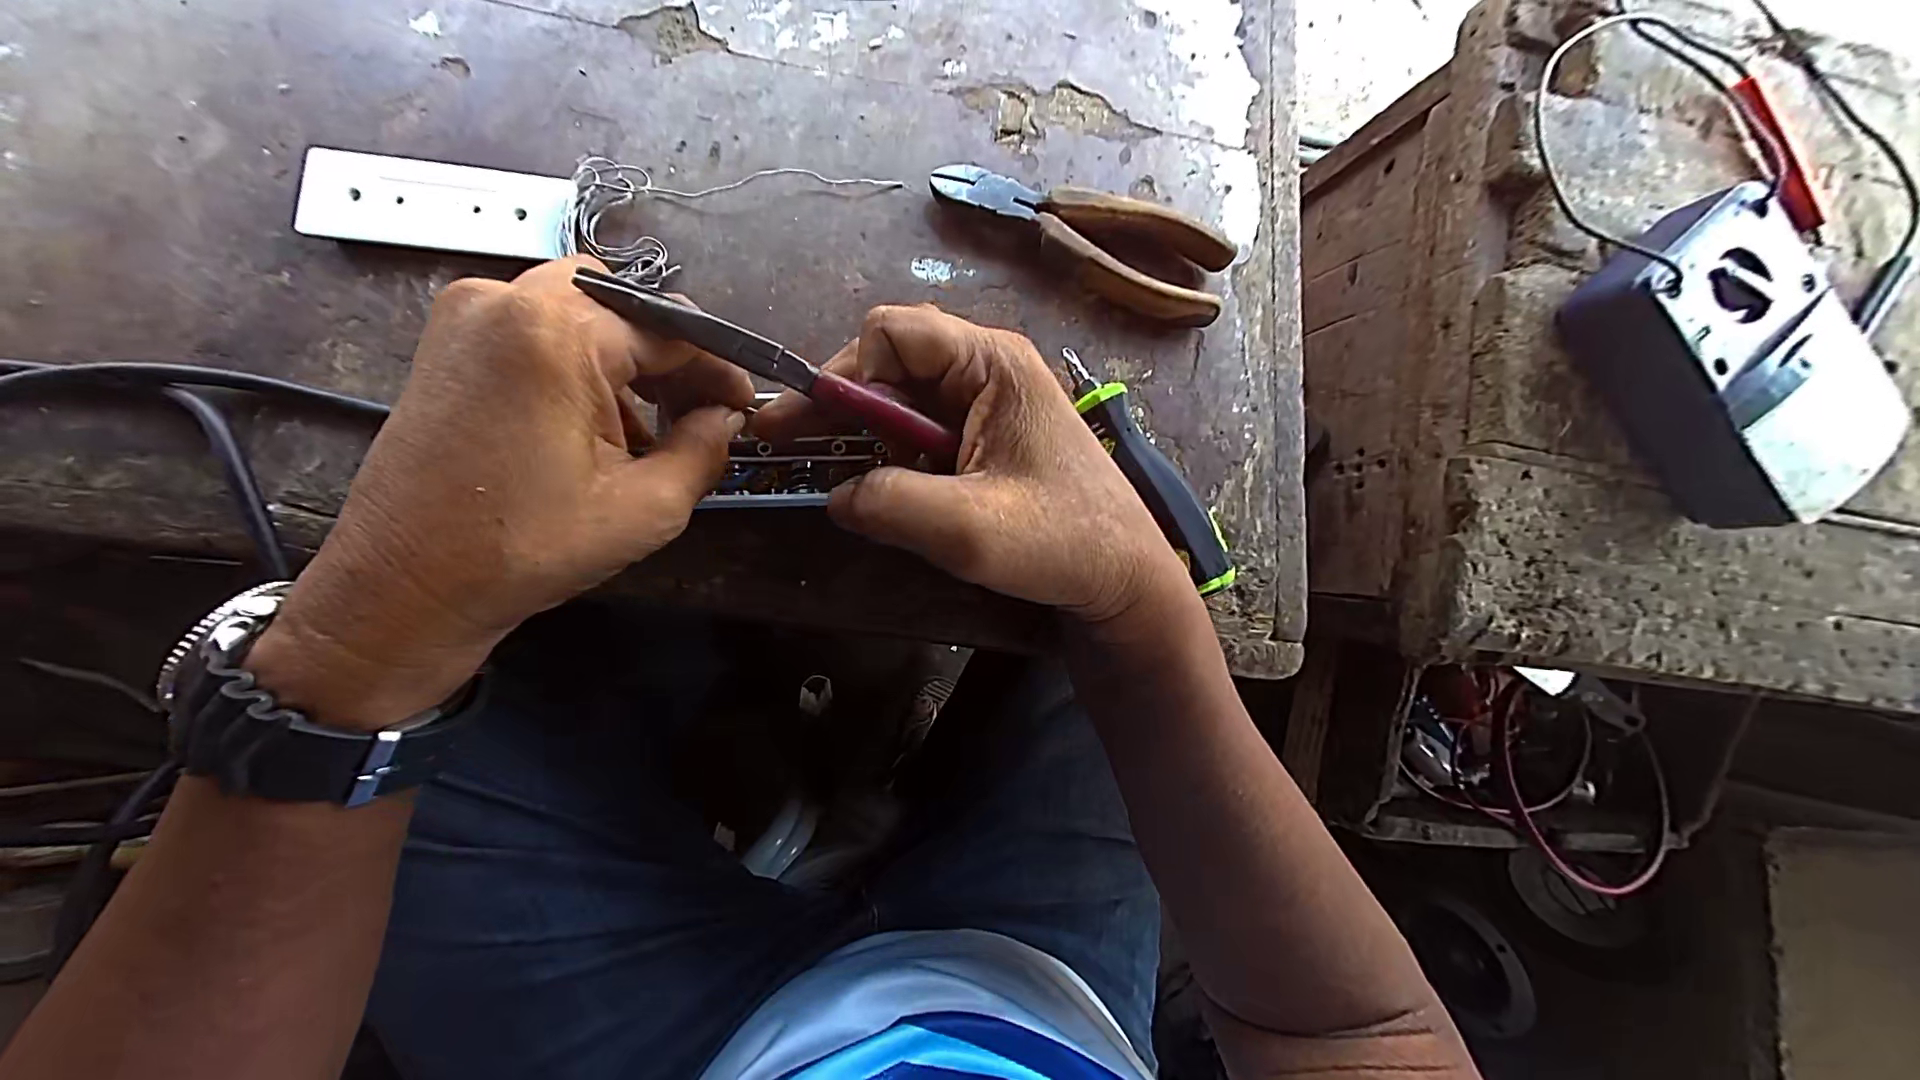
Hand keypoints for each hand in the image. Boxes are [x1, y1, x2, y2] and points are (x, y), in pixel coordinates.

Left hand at [248, 256, 753, 728]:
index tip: (744, 404)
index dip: (721, 367)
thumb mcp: (648, 506)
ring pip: (588, 313)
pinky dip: (589, 367)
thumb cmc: (528, 549)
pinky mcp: (454, 342)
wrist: (408, 585)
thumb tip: (727, 416)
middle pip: (627, 307)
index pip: (672, 329)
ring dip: (634, 362)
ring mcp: (470, 316)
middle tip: (702, 411)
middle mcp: (507, 302)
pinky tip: (604, 424)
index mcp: (557, 334)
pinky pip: (546, 330)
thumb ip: (706, 448)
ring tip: (655, 427)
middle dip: (675, 358)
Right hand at [754, 304, 1189, 627]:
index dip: (847, 374)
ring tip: (859, 481)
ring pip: (904, 401)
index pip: (892, 331)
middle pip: (892, 363)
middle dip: (847, 407)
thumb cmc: (1064, 543)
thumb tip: (835, 496)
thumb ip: (891, 505)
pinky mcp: (988, 436)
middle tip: (800, 449)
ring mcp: (990, 403)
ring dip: (872, 439)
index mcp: (992, 363)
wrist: (1123, 576)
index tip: (823, 429)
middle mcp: (988, 369)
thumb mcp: (971, 529)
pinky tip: (897, 491)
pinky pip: (924, 432)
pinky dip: (897, 458)